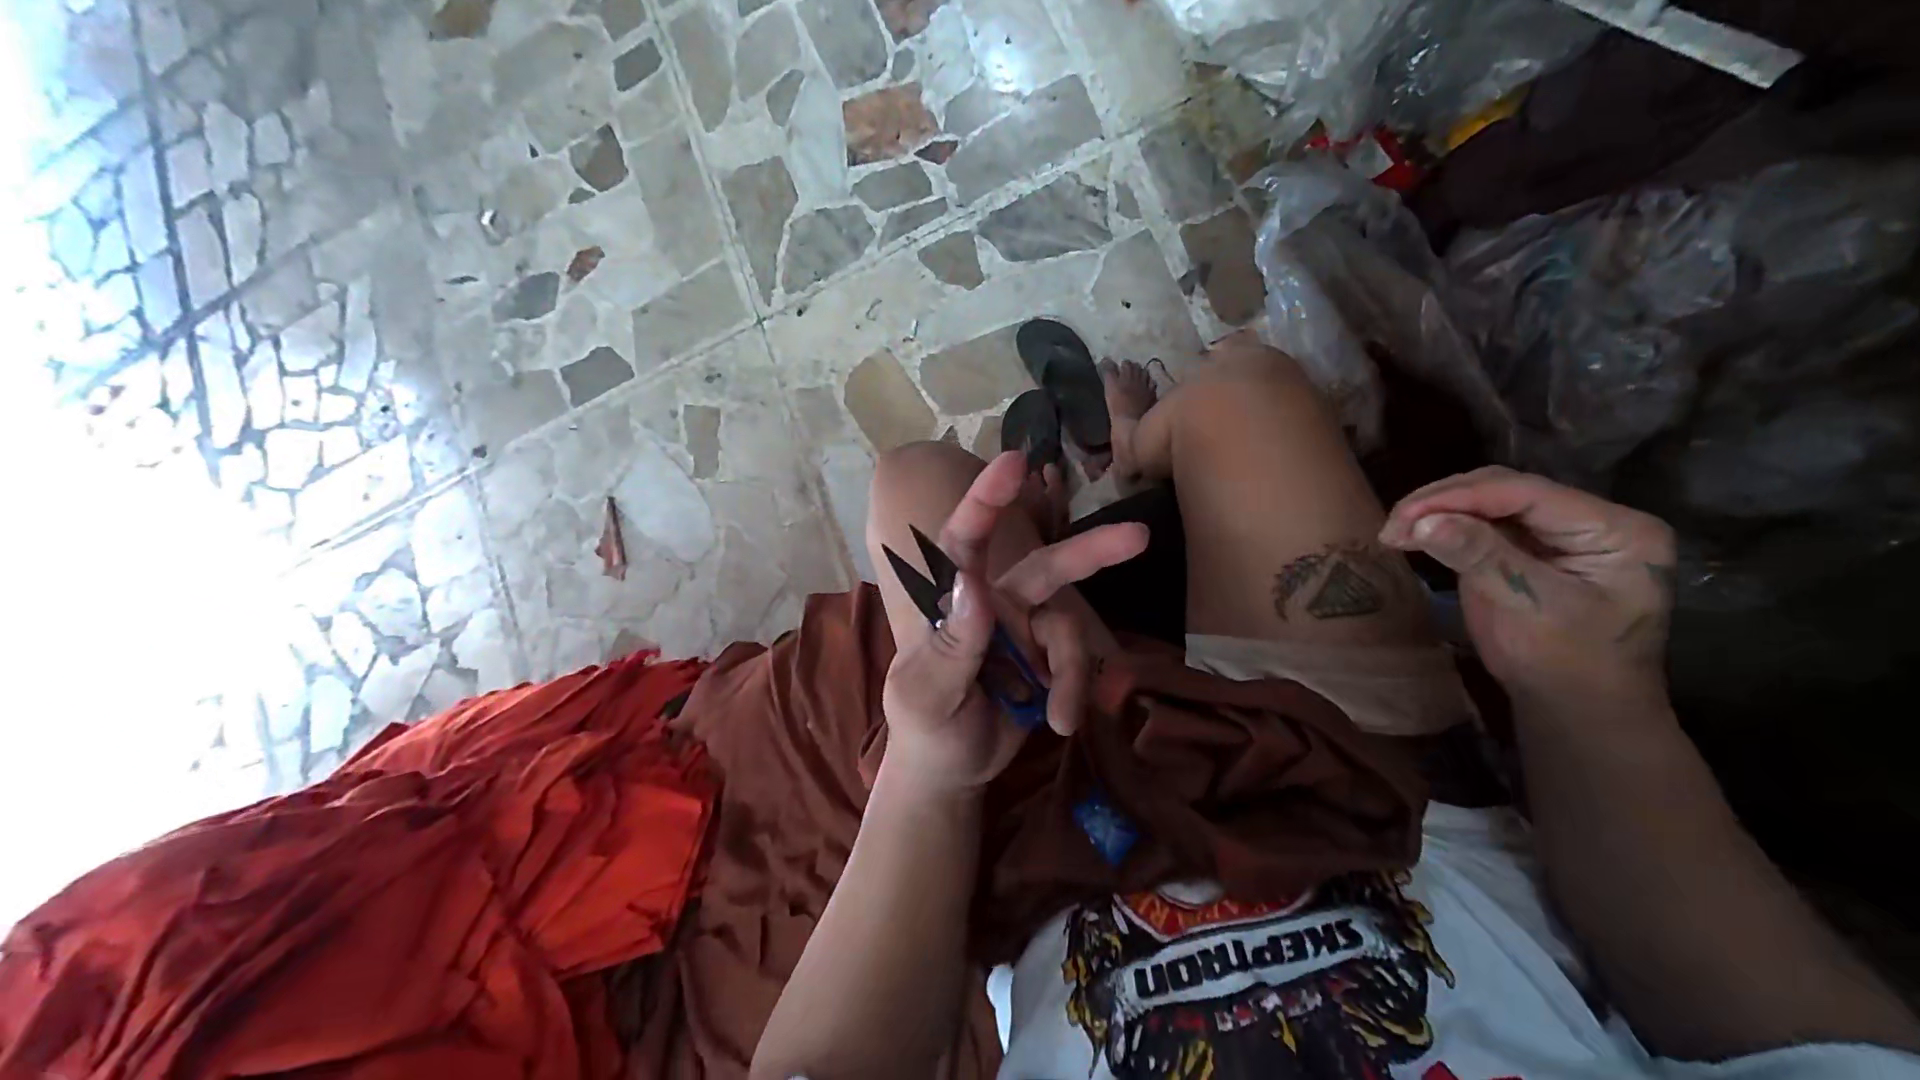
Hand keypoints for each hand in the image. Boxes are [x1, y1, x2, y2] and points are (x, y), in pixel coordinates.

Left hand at [882, 452, 1147, 793]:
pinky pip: (1076, 664)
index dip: (985, 501)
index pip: (963, 543)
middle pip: (1045, 567)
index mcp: (952, 601)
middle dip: (1089, 553)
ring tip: (1063, 716)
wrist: (953, 768)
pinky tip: (1062, 722)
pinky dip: (1074, 691)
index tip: (1012, 463)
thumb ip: (952, 644)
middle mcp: (995, 603)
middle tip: (1138, 537)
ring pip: (1067, 629)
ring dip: (1071, 671)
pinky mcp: (1049, 661)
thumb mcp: (927, 694)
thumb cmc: (926, 725)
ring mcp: (1025, 631)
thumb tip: (974, 585)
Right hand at [1379, 467, 1676, 704]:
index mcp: (1614, 529)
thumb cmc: (1568, 663)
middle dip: (1443, 501)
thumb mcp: (1528, 607)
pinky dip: (1444, 527)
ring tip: (1395, 532)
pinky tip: (1413, 536)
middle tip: (1393, 527)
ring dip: (1437, 511)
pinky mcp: (1528, 547)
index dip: (1460, 497)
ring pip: (1488, 501)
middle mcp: (1590, 520)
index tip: (1404, 517)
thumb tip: (1421, 522)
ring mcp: (1558, 533)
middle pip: (1505, 489)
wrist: (1578, 708)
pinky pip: (1482, 523)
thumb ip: (1482, 557)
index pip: (1526, 493)